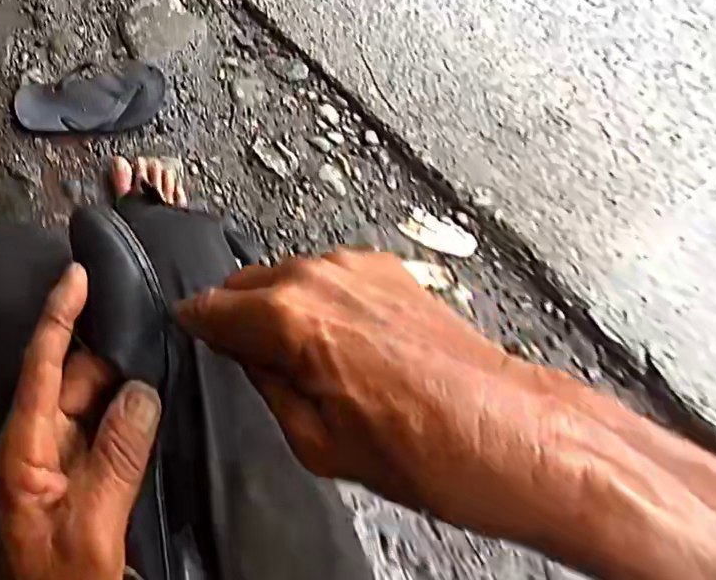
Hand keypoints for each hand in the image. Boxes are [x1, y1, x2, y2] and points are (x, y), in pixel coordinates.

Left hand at [0, 263, 161, 579]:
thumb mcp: (91, 527)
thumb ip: (117, 457)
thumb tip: (141, 391)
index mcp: (23, 443)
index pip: (40, 360)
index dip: (59, 312)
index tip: (77, 274)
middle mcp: (35, 436)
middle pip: (70, 374)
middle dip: (105, 355)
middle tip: (147, 337)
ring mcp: (55, 452)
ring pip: (89, 395)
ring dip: (118, 383)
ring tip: (153, 368)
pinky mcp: (75, 468)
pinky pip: (100, 422)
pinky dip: (123, 410)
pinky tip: (145, 405)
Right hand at [174, 250, 606, 546]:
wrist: (523, 437)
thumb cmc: (434, 451)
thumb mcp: (318, 443)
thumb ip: (263, 386)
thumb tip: (243, 357)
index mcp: (288, 318)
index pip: (208, 306)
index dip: (194, 324)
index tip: (192, 331)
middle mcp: (312, 275)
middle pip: (239, 284)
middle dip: (237, 316)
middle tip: (258, 359)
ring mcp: (349, 264)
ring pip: (280, 276)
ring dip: (278, 306)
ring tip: (313, 355)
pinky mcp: (380, 264)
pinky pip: (323, 274)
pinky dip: (318, 298)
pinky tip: (349, 339)